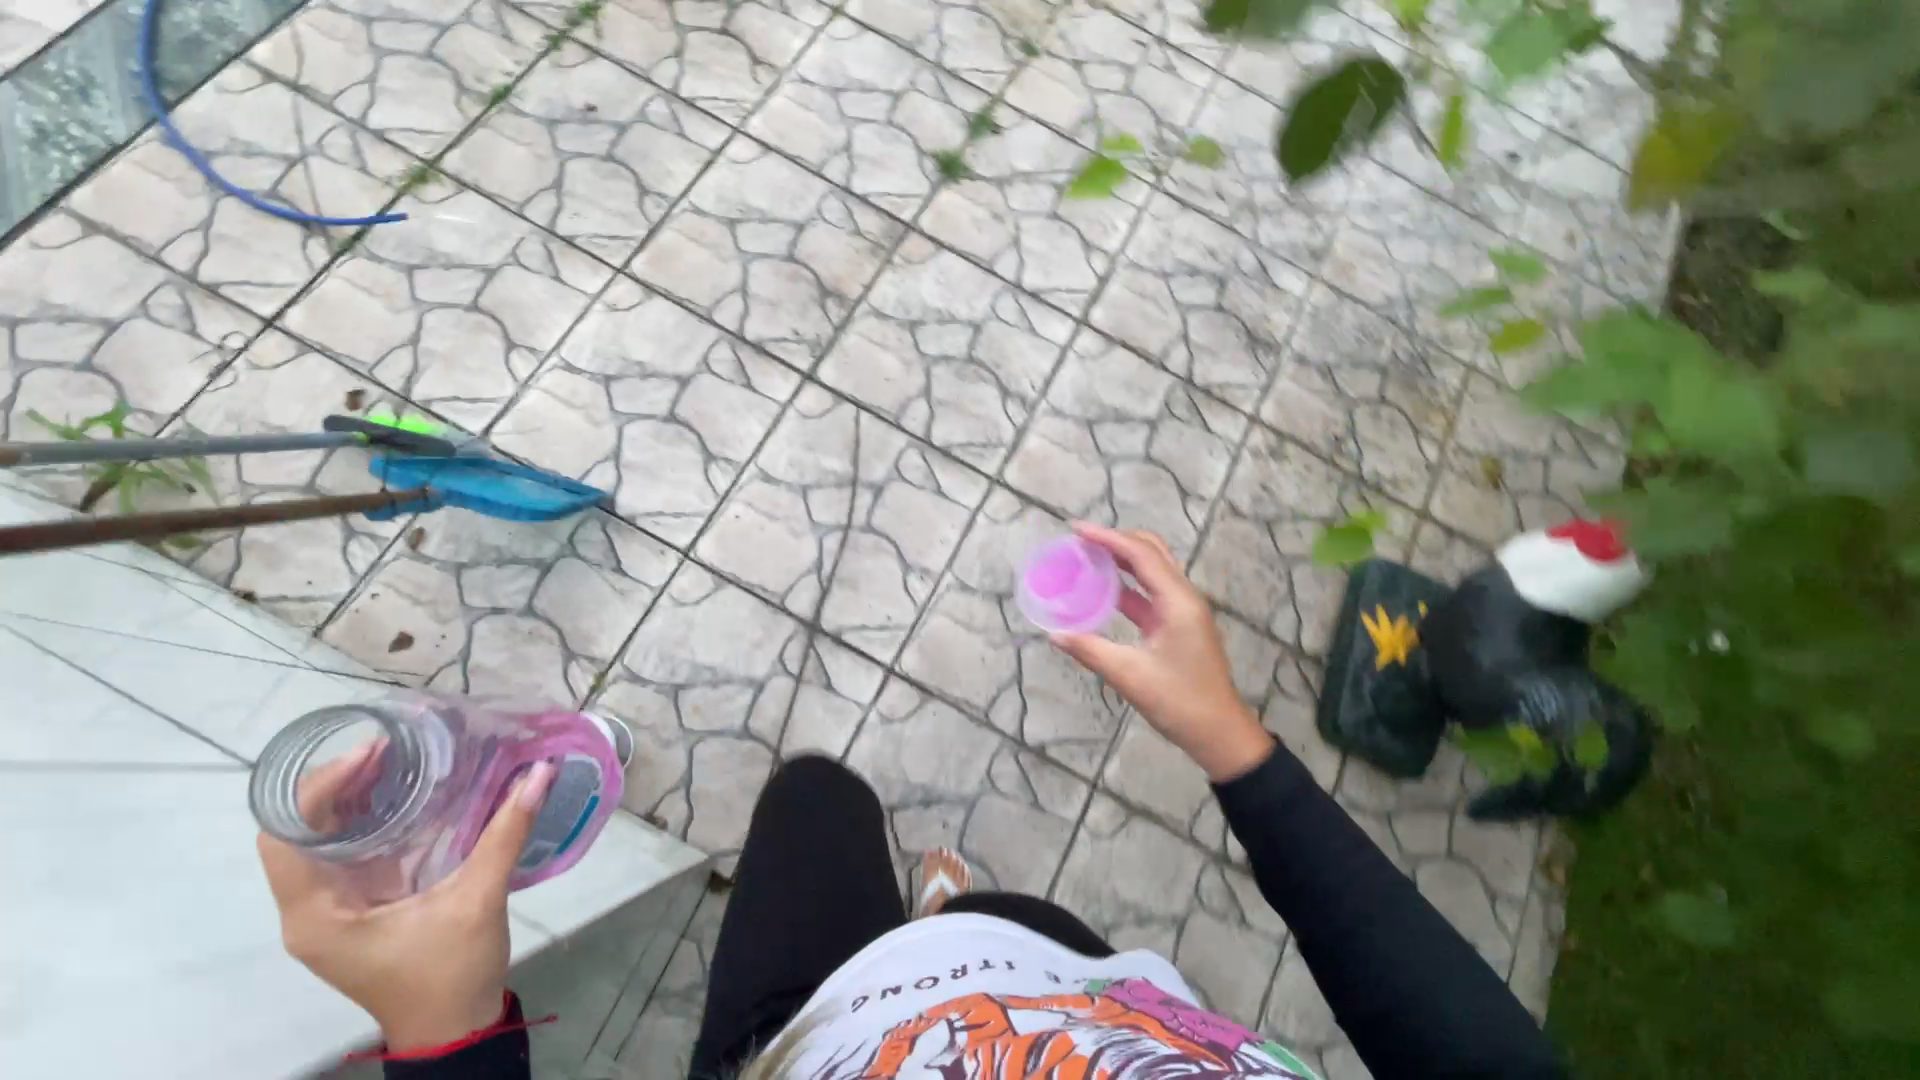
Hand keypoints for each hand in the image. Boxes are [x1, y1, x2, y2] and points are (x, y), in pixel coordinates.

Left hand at [257, 743, 554, 1051]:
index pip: (285, 836)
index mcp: (317, 915)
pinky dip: (372, 819)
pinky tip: (409, 795)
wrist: (455, 1028)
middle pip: (298, 831)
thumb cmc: (452, 971)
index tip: (372, 754)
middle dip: (339, 784)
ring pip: (321, 840)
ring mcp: (332, 910)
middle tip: (391, 746)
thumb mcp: (479, 899)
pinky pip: (348, 853)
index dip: (320, 788)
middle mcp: (310, 910)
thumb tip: (540, 772)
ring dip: (354, 798)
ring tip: (400, 758)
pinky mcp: (359, 908)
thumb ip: (506, 833)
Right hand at [1049, 523, 1274, 781]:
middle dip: (1117, 541)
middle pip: (1151, 553)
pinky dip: (1126, 587)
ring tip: (1086, 559)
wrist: (1219, 733)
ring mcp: (1183, 613)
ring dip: (1122, 561)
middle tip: (1081, 541)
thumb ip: (1091, 650)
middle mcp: (1184, 599)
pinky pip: (1150, 595)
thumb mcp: (1130, 676)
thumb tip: (1054, 634)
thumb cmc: (1180, 702)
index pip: (1141, 556)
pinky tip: (1100, 592)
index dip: (1108, 538)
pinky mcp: (1178, 628)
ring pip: (1152, 572)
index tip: (1076, 530)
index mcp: (1178, 603)